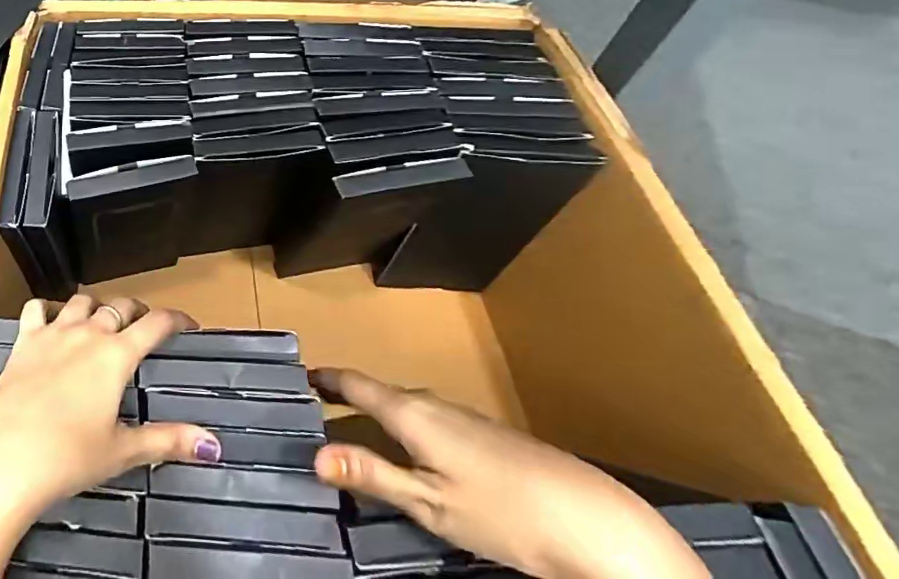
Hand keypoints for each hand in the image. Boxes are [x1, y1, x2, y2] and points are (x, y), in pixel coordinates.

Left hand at [0, 296, 221, 578]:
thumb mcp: (123, 451)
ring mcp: (51, 334)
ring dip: (97, 305)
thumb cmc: (66, 458)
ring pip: (80, 301)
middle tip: (146, 324)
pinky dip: (48, 307)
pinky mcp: (23, 342)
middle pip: (118, 306)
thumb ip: (168, 441)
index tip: (187, 323)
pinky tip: (52, 317)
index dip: (176, 319)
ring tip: (104, 317)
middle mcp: (86, 334)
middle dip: (137, 310)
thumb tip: (213, 444)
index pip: (155, 323)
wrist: (3, 459)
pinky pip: (36, 309)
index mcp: (116, 355)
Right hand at [311, 368, 707, 578]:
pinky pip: (432, 420)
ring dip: (380, 415)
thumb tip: (314, 455)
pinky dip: (409, 430)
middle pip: (380, 393)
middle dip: (350, 399)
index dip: (327, 379)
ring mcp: (465, 416)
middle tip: (321, 410)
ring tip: (359, 431)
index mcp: (412, 412)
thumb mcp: (429, 504)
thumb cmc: (503, 512)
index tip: (302, 375)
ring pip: (408, 408)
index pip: (356, 383)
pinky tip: (418, 456)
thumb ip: (372, 475)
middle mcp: (434, 402)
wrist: (596, 524)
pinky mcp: (489, 435)